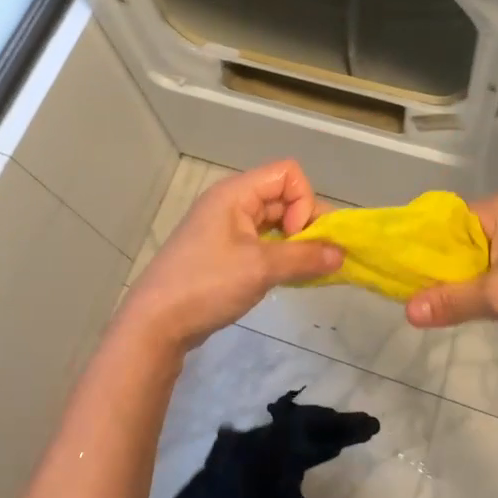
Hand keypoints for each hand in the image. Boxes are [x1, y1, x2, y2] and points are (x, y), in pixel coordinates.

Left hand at [118, 159, 343, 352]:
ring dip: (295, 242)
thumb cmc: (207, 284)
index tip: (296, 236)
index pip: (287, 174)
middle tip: (315, 258)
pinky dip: (281, 255)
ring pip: (274, 222)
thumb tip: (341, 254)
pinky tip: (289, 277)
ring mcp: (226, 229)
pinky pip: (263, 242)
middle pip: (283, 196)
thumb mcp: (260, 268)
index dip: (303, 201)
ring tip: (306, 270)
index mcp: (235, 193)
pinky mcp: (224, 253)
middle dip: (305, 223)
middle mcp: (231, 203)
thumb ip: (305, 257)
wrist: (156, 323)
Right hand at [404, 191, 497, 339]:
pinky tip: (491, 300)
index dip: (426, 248)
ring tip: (455, 302)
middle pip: (466, 235)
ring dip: (471, 274)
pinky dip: (493, 276)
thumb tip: (407, 311)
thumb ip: (452, 301)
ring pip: (487, 249)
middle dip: (448, 265)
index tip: (407, 275)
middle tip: (428, 295)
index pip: (449, 221)